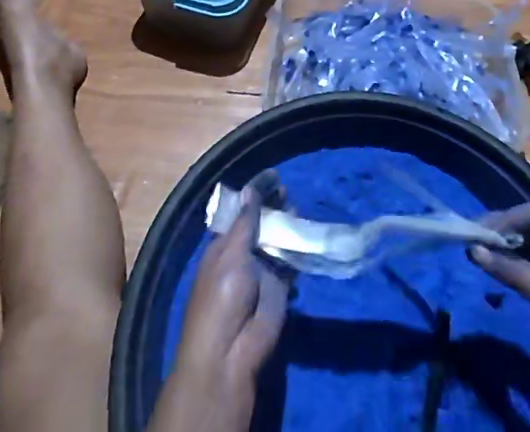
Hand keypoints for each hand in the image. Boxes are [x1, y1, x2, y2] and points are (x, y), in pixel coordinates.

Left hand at [149, 186, 288, 431]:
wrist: (230, 353)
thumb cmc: (221, 299)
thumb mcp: (230, 254)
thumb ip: (245, 223)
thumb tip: (250, 190)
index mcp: (222, 244)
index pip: (242, 210)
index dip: (256, 192)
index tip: (274, 175)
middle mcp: (242, 254)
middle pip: (262, 223)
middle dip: (274, 206)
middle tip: (289, 190)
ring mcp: (261, 271)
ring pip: (278, 240)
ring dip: (288, 225)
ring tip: (298, 207)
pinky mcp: (280, 289)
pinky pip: (291, 263)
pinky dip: (299, 249)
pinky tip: (308, 233)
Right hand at [471, 204, 529, 430]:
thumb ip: (509, 269)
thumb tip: (472, 248)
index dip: (503, 218)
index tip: (477, 233)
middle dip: (501, 231)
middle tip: (473, 242)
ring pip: (529, 247)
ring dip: (505, 249)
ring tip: (480, 256)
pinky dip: (513, 265)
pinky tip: (498, 272)